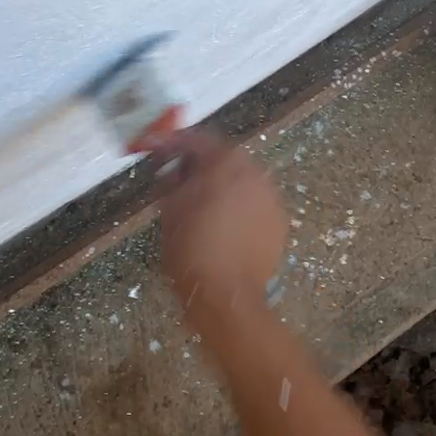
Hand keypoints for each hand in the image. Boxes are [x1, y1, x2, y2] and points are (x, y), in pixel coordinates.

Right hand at [143, 127, 288, 338]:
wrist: (227, 295)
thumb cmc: (191, 248)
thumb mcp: (169, 208)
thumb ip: (170, 178)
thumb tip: (170, 168)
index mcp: (225, 161)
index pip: (196, 140)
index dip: (172, 144)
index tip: (155, 149)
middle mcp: (254, 170)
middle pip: (222, 158)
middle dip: (199, 165)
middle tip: (176, 180)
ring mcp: (271, 196)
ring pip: (240, 181)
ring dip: (220, 186)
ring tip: (199, 206)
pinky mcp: (280, 221)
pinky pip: (254, 205)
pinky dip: (238, 208)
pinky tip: (222, 226)